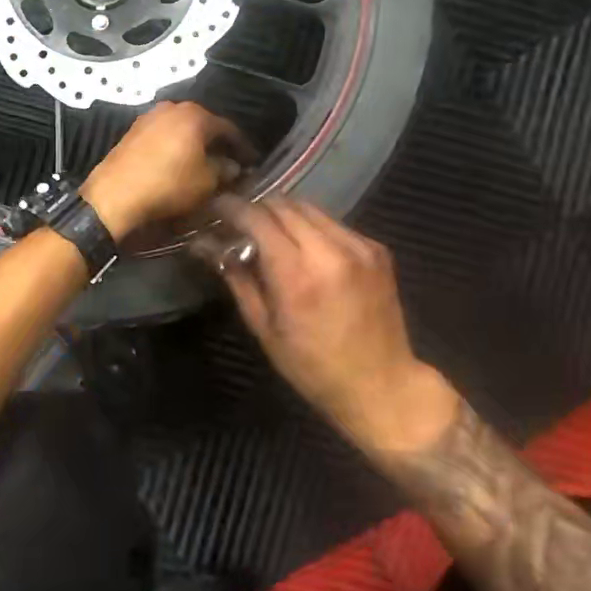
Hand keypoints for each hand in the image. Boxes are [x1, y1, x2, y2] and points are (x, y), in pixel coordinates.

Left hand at [80, 102, 246, 235]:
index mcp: (194, 114)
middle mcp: (171, 108)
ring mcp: (148, 118)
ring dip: (194, 146)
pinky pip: (163, 137)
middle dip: (217, 144)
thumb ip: (225, 170)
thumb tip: (232, 166)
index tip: (252, 162)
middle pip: (203, 125)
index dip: (243, 147)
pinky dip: (174, 148)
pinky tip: (177, 166)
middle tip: (228, 164)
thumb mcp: (206, 183)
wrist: (114, 195)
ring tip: (203, 167)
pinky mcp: (132, 132)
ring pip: (181, 130)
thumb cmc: (168, 185)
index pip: (228, 128)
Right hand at [197, 198, 457, 455]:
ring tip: (269, 230)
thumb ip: (238, 279)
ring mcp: (358, 247)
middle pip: (283, 205)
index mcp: (297, 275)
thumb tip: (208, 246)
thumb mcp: (264, 328)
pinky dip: (312, 227)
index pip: (257, 218)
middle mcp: (330, 251)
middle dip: (256, 207)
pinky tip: (305, 247)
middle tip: (239, 220)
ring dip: (284, 213)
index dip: (232, 207)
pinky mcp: (376, 249)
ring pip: (309, 208)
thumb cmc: (313, 366)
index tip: (216, 207)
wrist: (383, 386)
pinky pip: (334, 223)